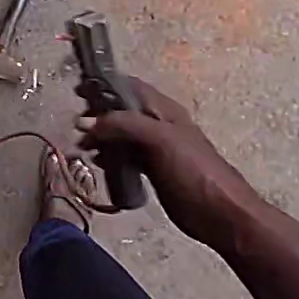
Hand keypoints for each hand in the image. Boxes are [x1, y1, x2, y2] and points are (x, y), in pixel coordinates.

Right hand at [78, 78, 270, 255]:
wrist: (220, 214)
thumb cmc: (193, 171)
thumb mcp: (159, 140)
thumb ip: (123, 125)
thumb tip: (85, 122)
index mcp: (163, 110)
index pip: (129, 86)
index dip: (103, 84)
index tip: (78, 92)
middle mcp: (157, 124)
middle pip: (120, 110)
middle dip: (97, 115)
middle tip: (79, 128)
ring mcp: (154, 147)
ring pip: (120, 134)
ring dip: (100, 137)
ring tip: (85, 149)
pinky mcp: (151, 169)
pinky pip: (124, 155)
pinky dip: (109, 157)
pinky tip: (101, 165)